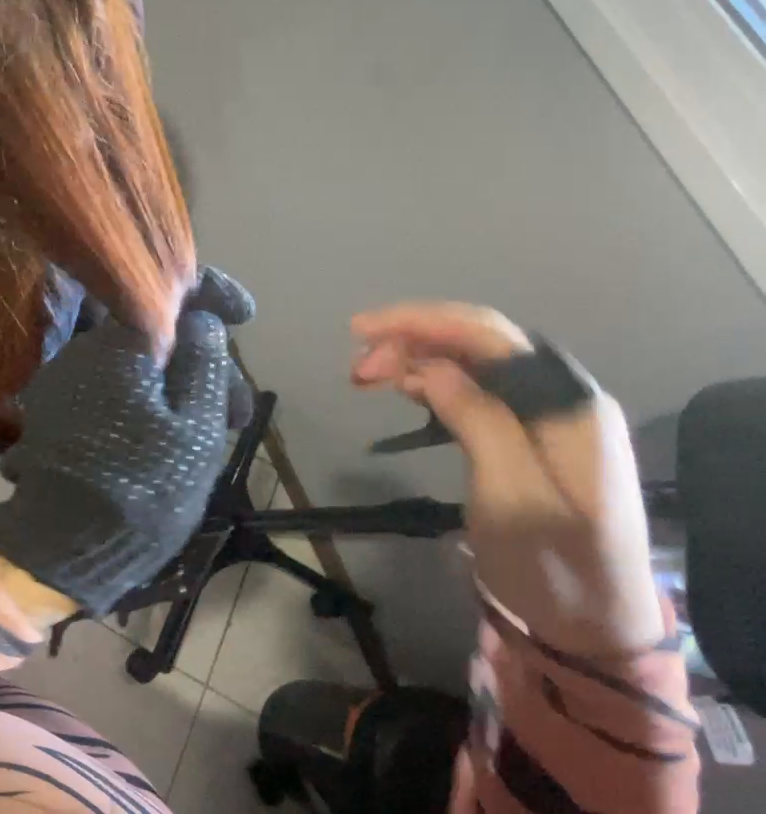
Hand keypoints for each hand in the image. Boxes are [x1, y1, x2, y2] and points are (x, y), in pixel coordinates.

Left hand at [0, 267, 253, 614]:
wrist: (65, 541)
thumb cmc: (143, 486)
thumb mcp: (197, 429)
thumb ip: (205, 364)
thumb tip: (201, 316)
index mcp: (117, 344)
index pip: (164, 292)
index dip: (209, 293)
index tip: (245, 313)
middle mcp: (81, 350)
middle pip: (152, 334)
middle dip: (200, 362)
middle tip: (241, 412)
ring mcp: (61, 380)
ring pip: (132, 365)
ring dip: (173, 387)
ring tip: (211, 436)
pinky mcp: (53, 410)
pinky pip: (107, 388)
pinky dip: (141, 402)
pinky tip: (166, 441)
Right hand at [352, 302, 664, 655]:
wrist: (588, 622)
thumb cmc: (550, 560)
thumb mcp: (512, 494)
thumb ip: (480, 420)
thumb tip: (432, 366)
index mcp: (569, 405)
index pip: (491, 335)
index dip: (423, 322)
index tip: (359, 331)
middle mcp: (562, 398)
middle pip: (481, 341)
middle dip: (412, 339)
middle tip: (356, 369)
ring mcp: (546, 416)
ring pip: (473, 360)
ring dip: (417, 357)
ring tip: (366, 376)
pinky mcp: (526, 434)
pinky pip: (476, 385)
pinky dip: (432, 378)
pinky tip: (404, 389)